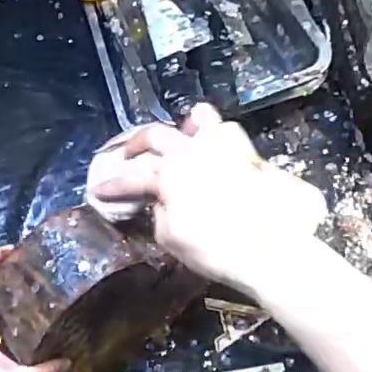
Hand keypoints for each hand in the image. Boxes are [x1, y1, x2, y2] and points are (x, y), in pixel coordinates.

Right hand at [90, 104, 324, 293]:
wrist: (272, 251)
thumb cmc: (215, 250)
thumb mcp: (172, 239)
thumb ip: (161, 214)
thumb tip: (163, 204)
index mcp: (170, 173)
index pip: (132, 177)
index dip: (112, 186)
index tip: (99, 191)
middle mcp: (195, 151)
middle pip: (158, 133)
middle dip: (138, 143)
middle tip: (130, 153)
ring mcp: (229, 148)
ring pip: (205, 119)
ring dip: (190, 127)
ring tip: (187, 136)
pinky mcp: (257, 158)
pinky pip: (237, 141)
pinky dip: (224, 146)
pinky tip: (225, 160)